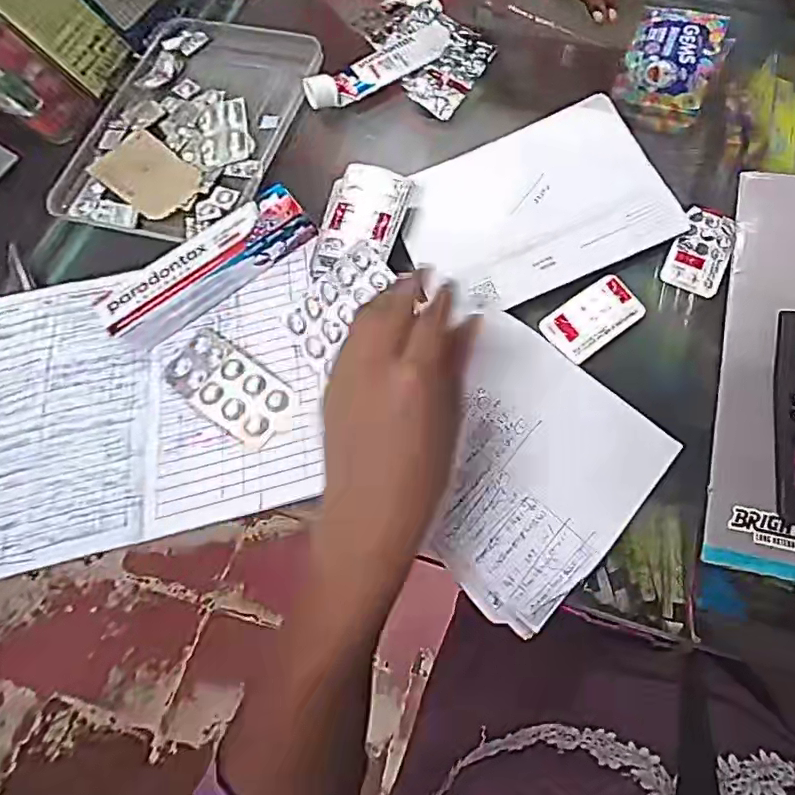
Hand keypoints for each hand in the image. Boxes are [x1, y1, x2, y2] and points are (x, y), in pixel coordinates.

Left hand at [315, 276, 477, 599]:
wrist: (366, 518)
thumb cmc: (417, 483)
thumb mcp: (449, 422)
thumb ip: (455, 368)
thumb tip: (465, 330)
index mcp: (413, 377)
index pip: (431, 319)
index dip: (444, 298)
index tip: (452, 288)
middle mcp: (375, 367)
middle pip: (391, 307)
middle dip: (410, 286)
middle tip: (425, 276)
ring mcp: (346, 376)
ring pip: (363, 317)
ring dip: (384, 299)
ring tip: (400, 293)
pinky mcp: (330, 388)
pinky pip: (348, 340)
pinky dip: (365, 323)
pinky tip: (376, 327)